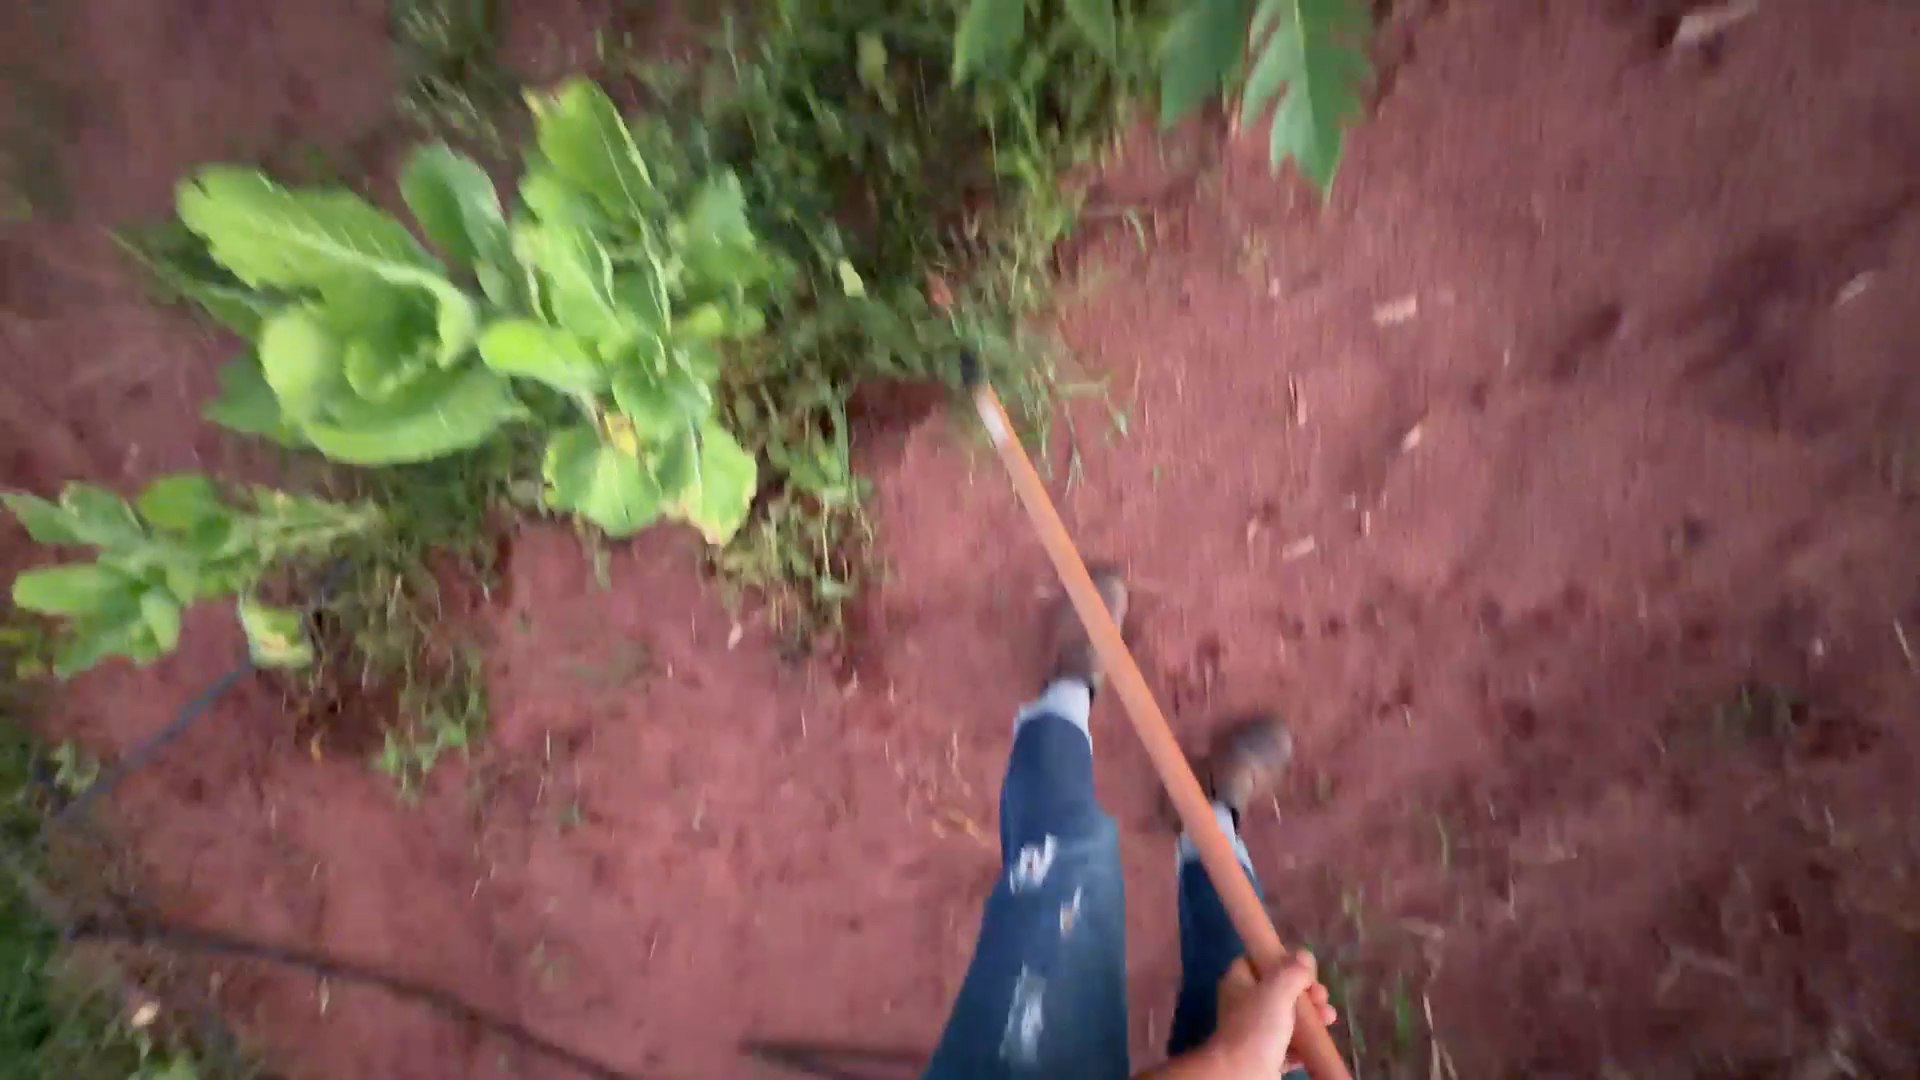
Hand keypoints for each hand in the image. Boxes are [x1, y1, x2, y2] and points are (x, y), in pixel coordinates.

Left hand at [1206, 951, 1337, 1075]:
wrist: (1244, 1075)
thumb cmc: (1257, 1026)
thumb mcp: (1276, 991)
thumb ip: (1291, 972)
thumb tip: (1304, 954)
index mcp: (1238, 980)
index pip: (1260, 961)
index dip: (1283, 962)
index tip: (1307, 970)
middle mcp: (1244, 1003)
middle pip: (1278, 990)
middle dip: (1304, 992)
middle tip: (1322, 997)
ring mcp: (1255, 1031)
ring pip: (1287, 1019)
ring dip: (1310, 1018)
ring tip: (1330, 1018)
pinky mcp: (1266, 1057)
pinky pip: (1289, 1046)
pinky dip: (1305, 1044)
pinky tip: (1320, 1043)